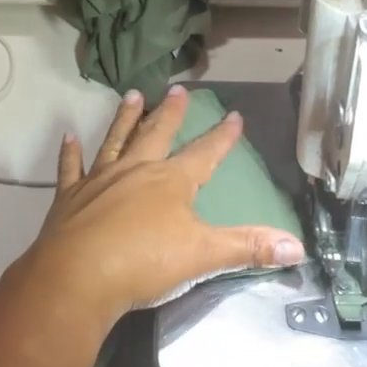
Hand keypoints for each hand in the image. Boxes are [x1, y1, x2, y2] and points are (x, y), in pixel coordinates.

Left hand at [15, 85, 305, 322]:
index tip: (234, 115)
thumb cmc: (144, 263)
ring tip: (132, 95)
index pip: (205, 153)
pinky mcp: (70, 198)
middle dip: (170, 112)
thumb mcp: (204, 256)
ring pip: (116, 140)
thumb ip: (248, 247)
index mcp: (171, 181)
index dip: (222, 136)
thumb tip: (298, 246)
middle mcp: (136, 170)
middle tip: (177, 88)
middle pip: (157, 133)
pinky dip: (70, 153)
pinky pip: (71, 168)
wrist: (77, 278)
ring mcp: (100, 180)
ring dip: (125, 118)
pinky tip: (69, 137)